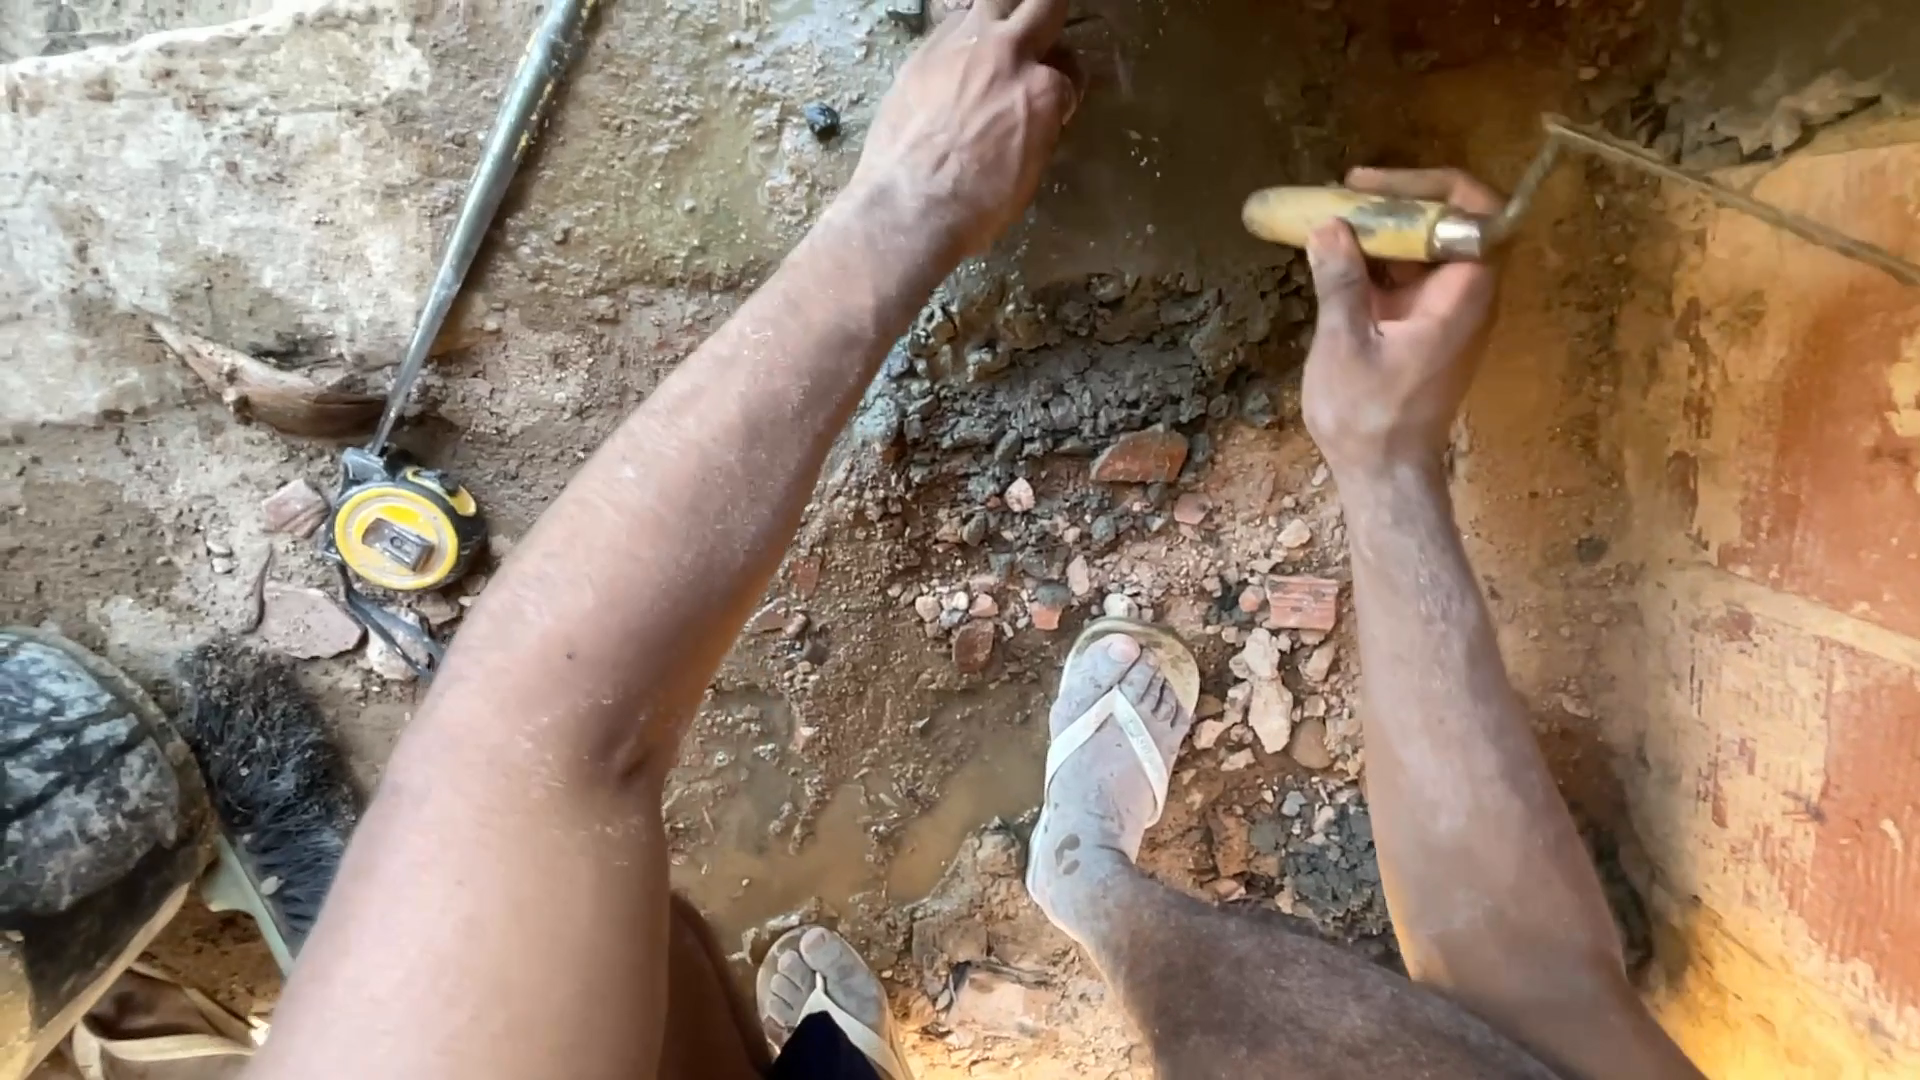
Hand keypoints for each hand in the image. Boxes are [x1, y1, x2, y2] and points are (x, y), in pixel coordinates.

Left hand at [846, 0, 1078, 254]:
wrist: (910, 209)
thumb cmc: (974, 212)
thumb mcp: (1025, 179)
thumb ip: (1036, 135)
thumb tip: (1033, 125)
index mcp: (1043, 92)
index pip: (1068, 75)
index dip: (1063, 92)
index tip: (1055, 105)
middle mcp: (1009, 55)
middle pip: (1043, 5)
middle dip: (1048, 21)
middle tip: (1038, 43)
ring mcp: (964, 46)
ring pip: (994, 2)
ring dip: (1001, 18)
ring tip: (992, 46)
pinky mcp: (924, 51)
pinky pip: (951, 26)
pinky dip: (960, 41)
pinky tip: (953, 67)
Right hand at [1301, 168, 1501, 478]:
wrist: (1384, 473)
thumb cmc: (1369, 417)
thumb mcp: (1345, 345)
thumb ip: (1340, 283)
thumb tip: (1327, 228)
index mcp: (1463, 293)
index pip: (1465, 209)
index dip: (1418, 184)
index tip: (1363, 185)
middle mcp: (1465, 296)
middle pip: (1442, 226)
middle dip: (1390, 206)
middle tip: (1336, 200)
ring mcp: (1445, 315)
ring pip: (1420, 254)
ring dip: (1377, 237)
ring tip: (1327, 226)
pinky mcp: (1423, 332)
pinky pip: (1405, 283)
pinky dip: (1373, 268)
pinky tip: (1334, 265)